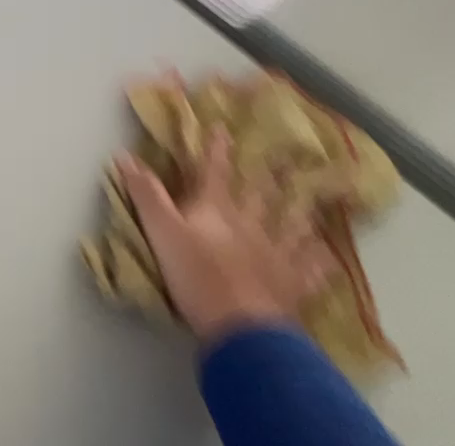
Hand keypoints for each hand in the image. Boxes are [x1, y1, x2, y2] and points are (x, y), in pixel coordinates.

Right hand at [116, 127, 336, 342]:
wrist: (242, 326)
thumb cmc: (195, 274)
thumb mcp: (159, 230)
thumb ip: (144, 193)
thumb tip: (123, 154)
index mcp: (216, 210)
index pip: (214, 172)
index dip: (216, 150)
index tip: (222, 128)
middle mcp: (251, 225)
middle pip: (260, 196)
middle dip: (267, 176)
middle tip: (284, 159)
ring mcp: (278, 255)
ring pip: (292, 227)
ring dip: (300, 212)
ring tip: (312, 200)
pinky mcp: (294, 284)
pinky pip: (313, 269)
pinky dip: (321, 260)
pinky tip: (330, 254)